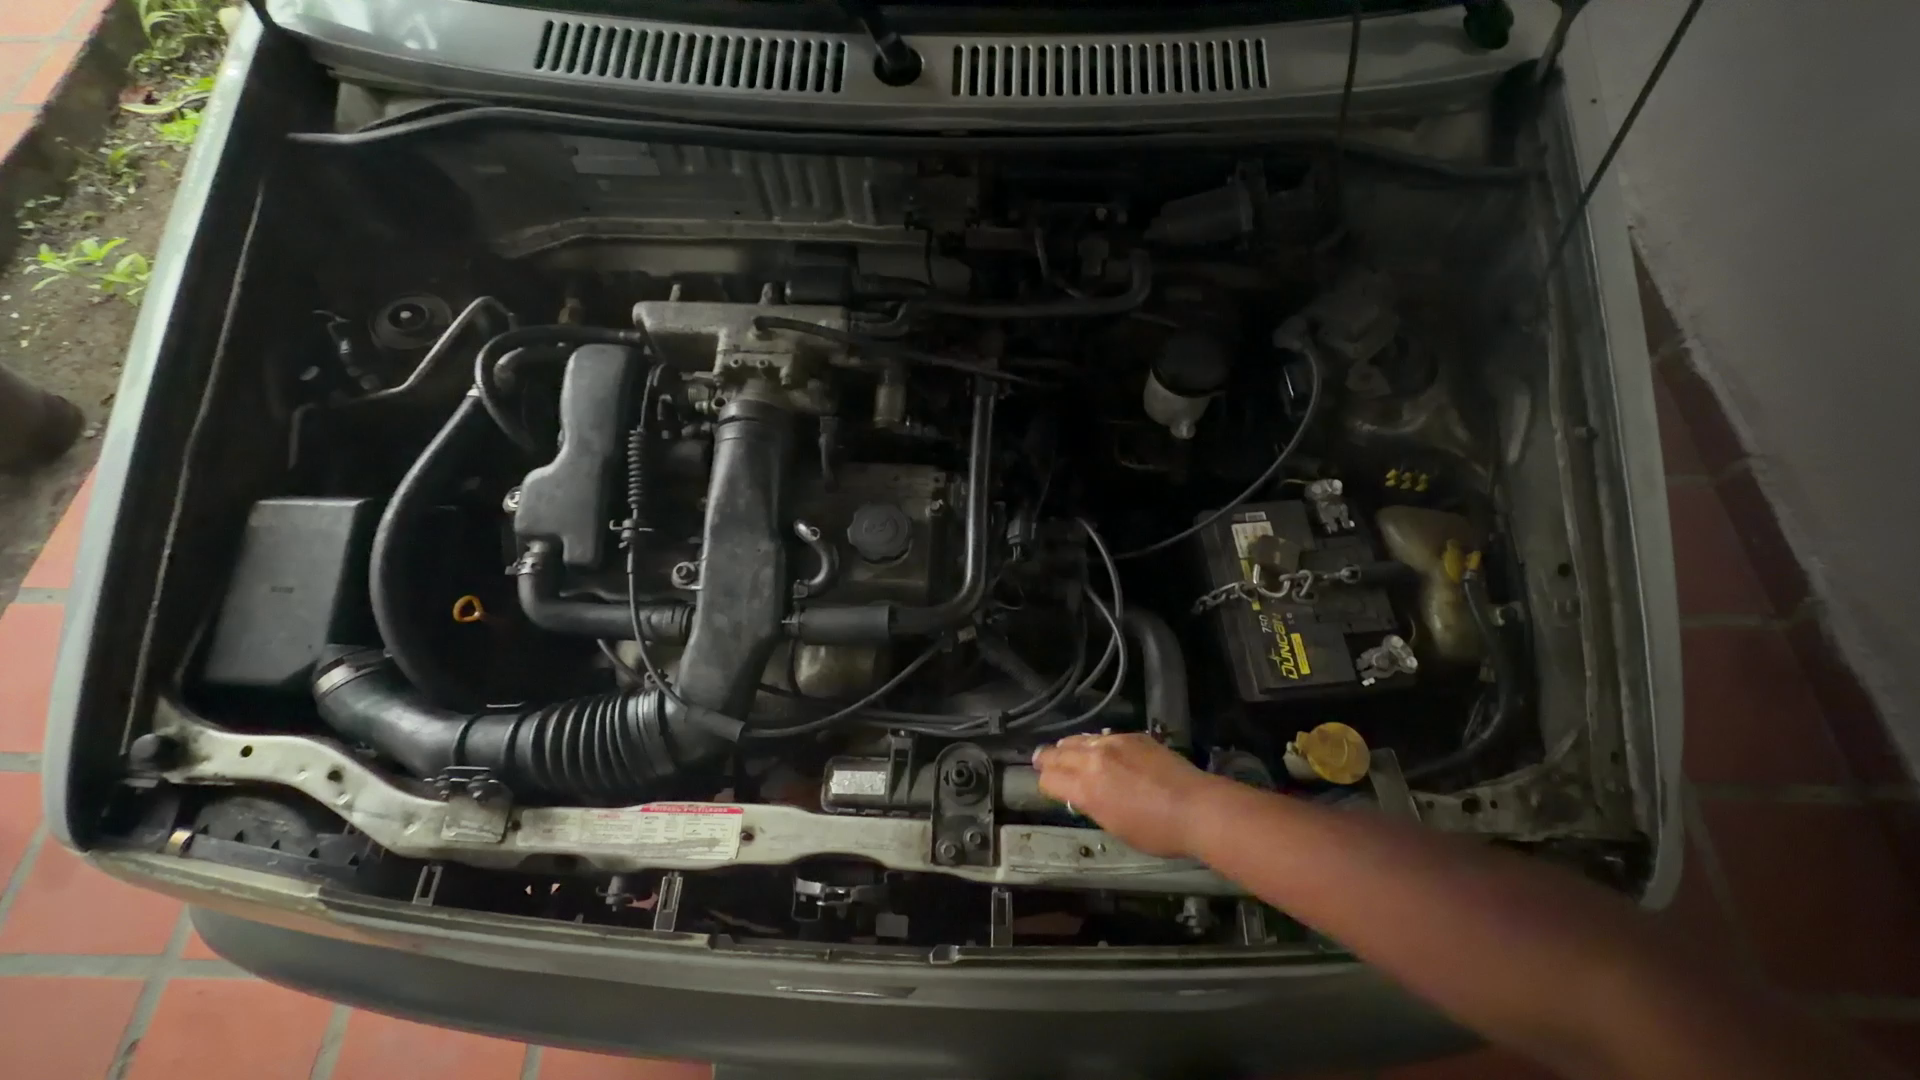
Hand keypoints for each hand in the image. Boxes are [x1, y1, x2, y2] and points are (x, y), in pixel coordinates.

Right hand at [1031, 732, 1221, 857]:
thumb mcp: (1115, 827)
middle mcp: (1094, 759)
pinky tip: (1099, 747)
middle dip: (1048, 758)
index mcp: (1085, 788)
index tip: (1045, 785)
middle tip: (1040, 760)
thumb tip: (1084, 794)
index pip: (1050, 779)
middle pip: (1059, 753)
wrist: (1196, 807)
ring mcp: (1114, 743)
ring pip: (1080, 739)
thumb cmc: (1156, 831)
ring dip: (1068, 746)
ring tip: (1064, 749)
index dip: (1044, 783)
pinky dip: (1094, 742)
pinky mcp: (1134, 736)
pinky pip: (1104, 736)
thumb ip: (1092, 805)